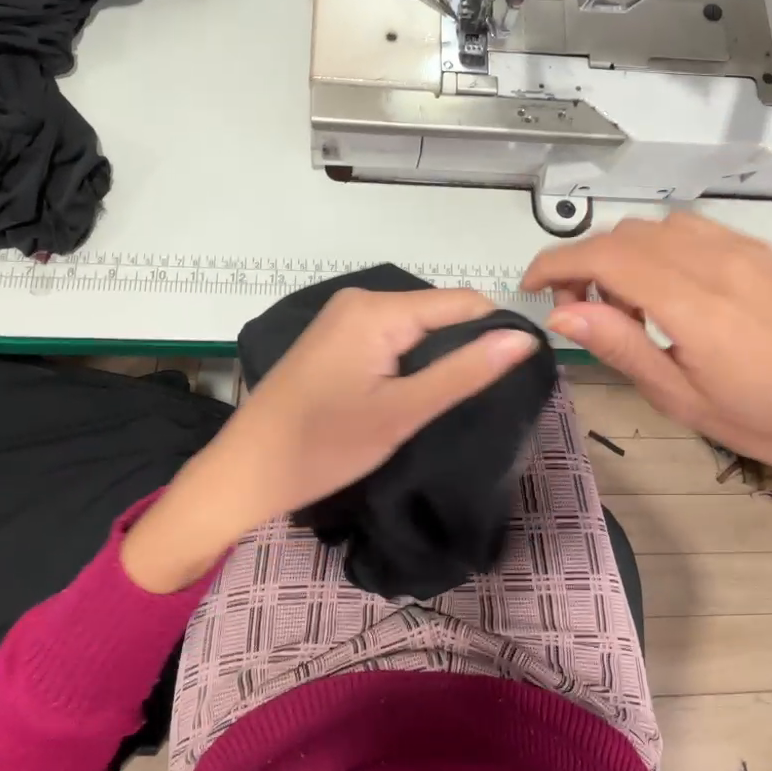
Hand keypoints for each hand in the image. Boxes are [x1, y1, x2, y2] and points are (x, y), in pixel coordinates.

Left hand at [120, 288, 540, 591]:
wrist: (246, 470)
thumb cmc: (325, 444)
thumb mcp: (403, 412)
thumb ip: (465, 372)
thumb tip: (525, 338)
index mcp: (378, 309)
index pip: (463, 303)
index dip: (495, 334)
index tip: (518, 377)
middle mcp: (360, 300)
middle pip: (438, 313)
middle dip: (462, 349)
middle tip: (475, 400)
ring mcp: (342, 318)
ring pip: (415, 328)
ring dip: (434, 360)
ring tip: (443, 402)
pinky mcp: (333, 339)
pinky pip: (389, 338)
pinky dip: (407, 363)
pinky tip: (408, 396)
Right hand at [522, 213, 771, 498]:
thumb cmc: (753, 420)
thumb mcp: (674, 395)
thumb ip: (618, 345)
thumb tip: (560, 312)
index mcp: (695, 306)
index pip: (607, 257)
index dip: (558, 262)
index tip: (532, 285)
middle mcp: (717, 264)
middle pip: (625, 235)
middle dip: (585, 262)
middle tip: (579, 311)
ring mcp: (741, 251)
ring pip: (654, 226)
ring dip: (621, 253)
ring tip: (625, 304)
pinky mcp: (757, 251)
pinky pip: (689, 229)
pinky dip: (657, 247)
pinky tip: (664, 287)